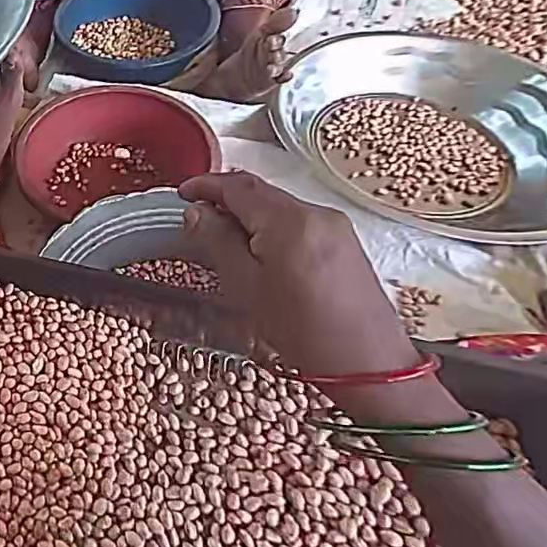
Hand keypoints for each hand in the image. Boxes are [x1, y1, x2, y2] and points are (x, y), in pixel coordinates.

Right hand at [177, 172, 416, 375]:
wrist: (365, 361)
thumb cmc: (298, 328)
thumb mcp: (245, 285)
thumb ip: (218, 241)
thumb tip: (196, 211)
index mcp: (289, 222)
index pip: (240, 187)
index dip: (206, 185)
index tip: (181, 193)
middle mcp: (316, 214)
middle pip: (261, 192)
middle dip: (225, 197)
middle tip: (195, 214)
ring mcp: (335, 226)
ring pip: (279, 205)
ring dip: (247, 212)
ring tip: (221, 234)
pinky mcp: (344, 241)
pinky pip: (297, 220)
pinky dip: (269, 223)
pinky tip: (256, 246)